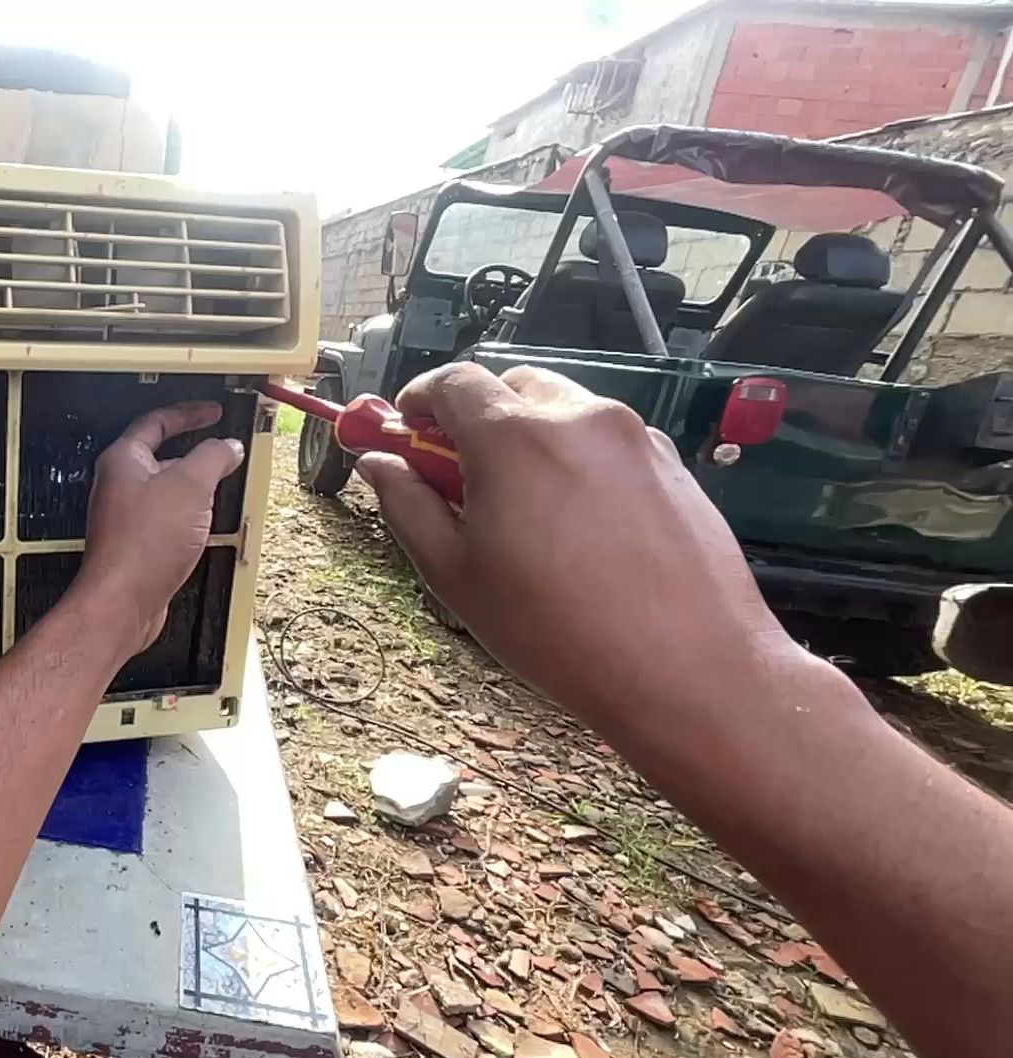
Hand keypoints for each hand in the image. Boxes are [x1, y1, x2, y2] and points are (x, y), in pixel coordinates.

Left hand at [75, 402, 245, 654]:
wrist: (125, 600)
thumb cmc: (141, 545)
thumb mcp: (191, 486)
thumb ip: (212, 457)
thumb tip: (227, 447)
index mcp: (123, 460)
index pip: (157, 421)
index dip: (189, 413)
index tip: (211, 412)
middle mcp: (118, 486)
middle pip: (161, 456)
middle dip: (195, 453)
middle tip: (222, 451)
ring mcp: (125, 516)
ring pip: (166, 490)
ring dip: (194, 488)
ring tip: (218, 488)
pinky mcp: (136, 544)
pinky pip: (166, 519)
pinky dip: (188, 516)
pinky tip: (202, 527)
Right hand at [356, 363, 800, 725]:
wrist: (687, 669)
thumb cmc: (549, 624)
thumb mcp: (451, 570)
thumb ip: (405, 504)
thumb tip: (376, 464)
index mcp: (515, 439)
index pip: (454, 381)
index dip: (418, 397)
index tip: (404, 428)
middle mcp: (579, 418)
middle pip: (509, 385)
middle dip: (472, 414)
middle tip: (455, 471)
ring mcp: (635, 437)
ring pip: (559, 407)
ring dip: (521, 433)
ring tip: (516, 503)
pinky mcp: (671, 463)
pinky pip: (602, 437)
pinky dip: (568, 454)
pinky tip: (570, 520)